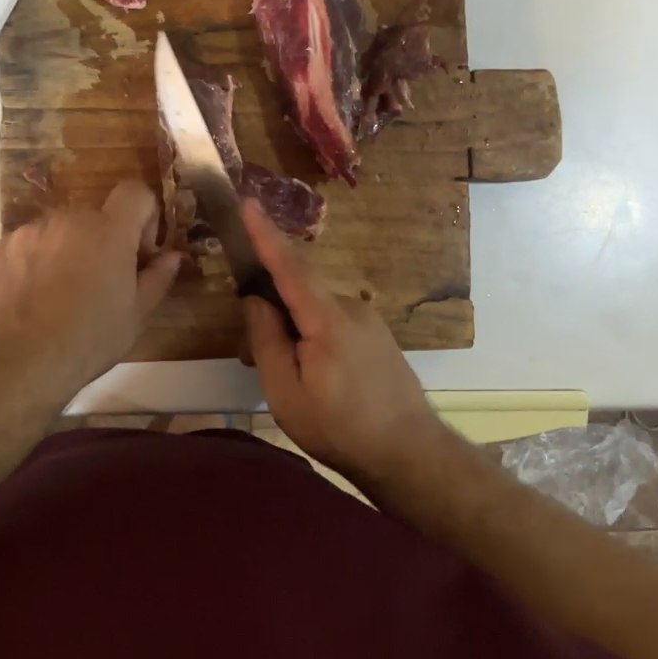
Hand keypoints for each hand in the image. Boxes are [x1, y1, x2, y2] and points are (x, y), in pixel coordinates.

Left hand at [0, 180, 182, 395]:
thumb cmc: (86, 339)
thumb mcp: (135, 316)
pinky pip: (28, 247)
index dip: (144, 216)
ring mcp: (30, 231)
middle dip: (103, 241)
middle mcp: (69, 219)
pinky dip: (35, 264)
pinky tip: (31, 301)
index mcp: (110, 230)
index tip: (139, 253)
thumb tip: (172, 256)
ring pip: (59, 232)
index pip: (135, 192)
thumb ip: (157, 278)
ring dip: (67, 251)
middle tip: (100, 284)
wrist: (14, 360)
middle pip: (95, 216)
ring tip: (59, 297)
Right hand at [240, 202, 447, 477]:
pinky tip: (315, 378)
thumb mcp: (286, 392)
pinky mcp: (377, 336)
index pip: (289, 267)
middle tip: (257, 353)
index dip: (265, 236)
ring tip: (291, 378)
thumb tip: (255, 300)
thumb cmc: (340, 428)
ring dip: (295, 329)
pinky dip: (313, 337)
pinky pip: (333, 322)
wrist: (409, 454)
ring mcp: (369, 321)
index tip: (248, 203)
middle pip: (300, 290)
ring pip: (316, 310)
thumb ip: (267, 340)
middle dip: (273, 307)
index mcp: (327, 319)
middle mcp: (352, 308)